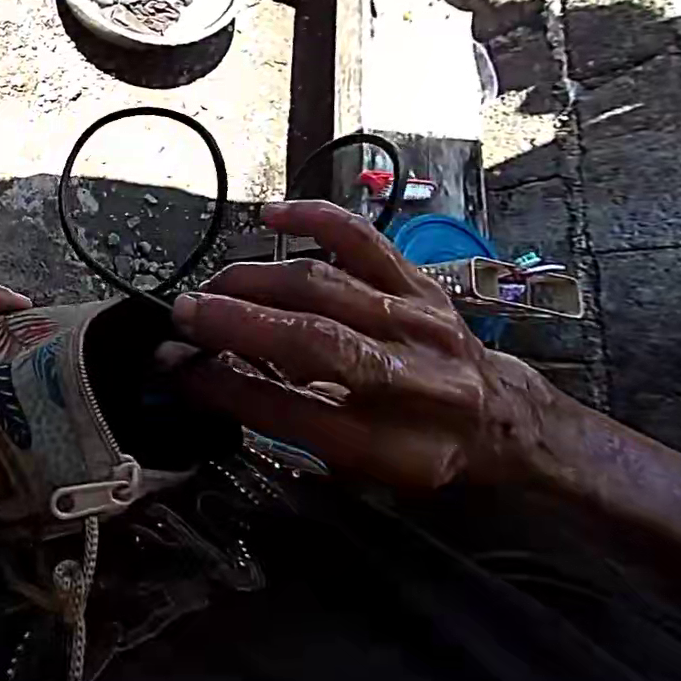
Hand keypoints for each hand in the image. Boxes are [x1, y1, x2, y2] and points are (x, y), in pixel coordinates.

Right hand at [171, 201, 567, 489]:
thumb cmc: (413, 447)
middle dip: (234, 321)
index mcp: (393, 446)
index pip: (293, 411)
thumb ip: (275, 415)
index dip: (224, 384)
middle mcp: (413, 380)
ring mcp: (418, 320)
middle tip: (183, 313)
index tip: (178, 365)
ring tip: (212, 289)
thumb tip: (197, 372)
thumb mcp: (350, 464)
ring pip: (321, 284)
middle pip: (312, 339)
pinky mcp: (418, 281)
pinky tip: (270, 216)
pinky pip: (360, 237)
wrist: (502, 421)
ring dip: (252, 281)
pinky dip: (311, 218)